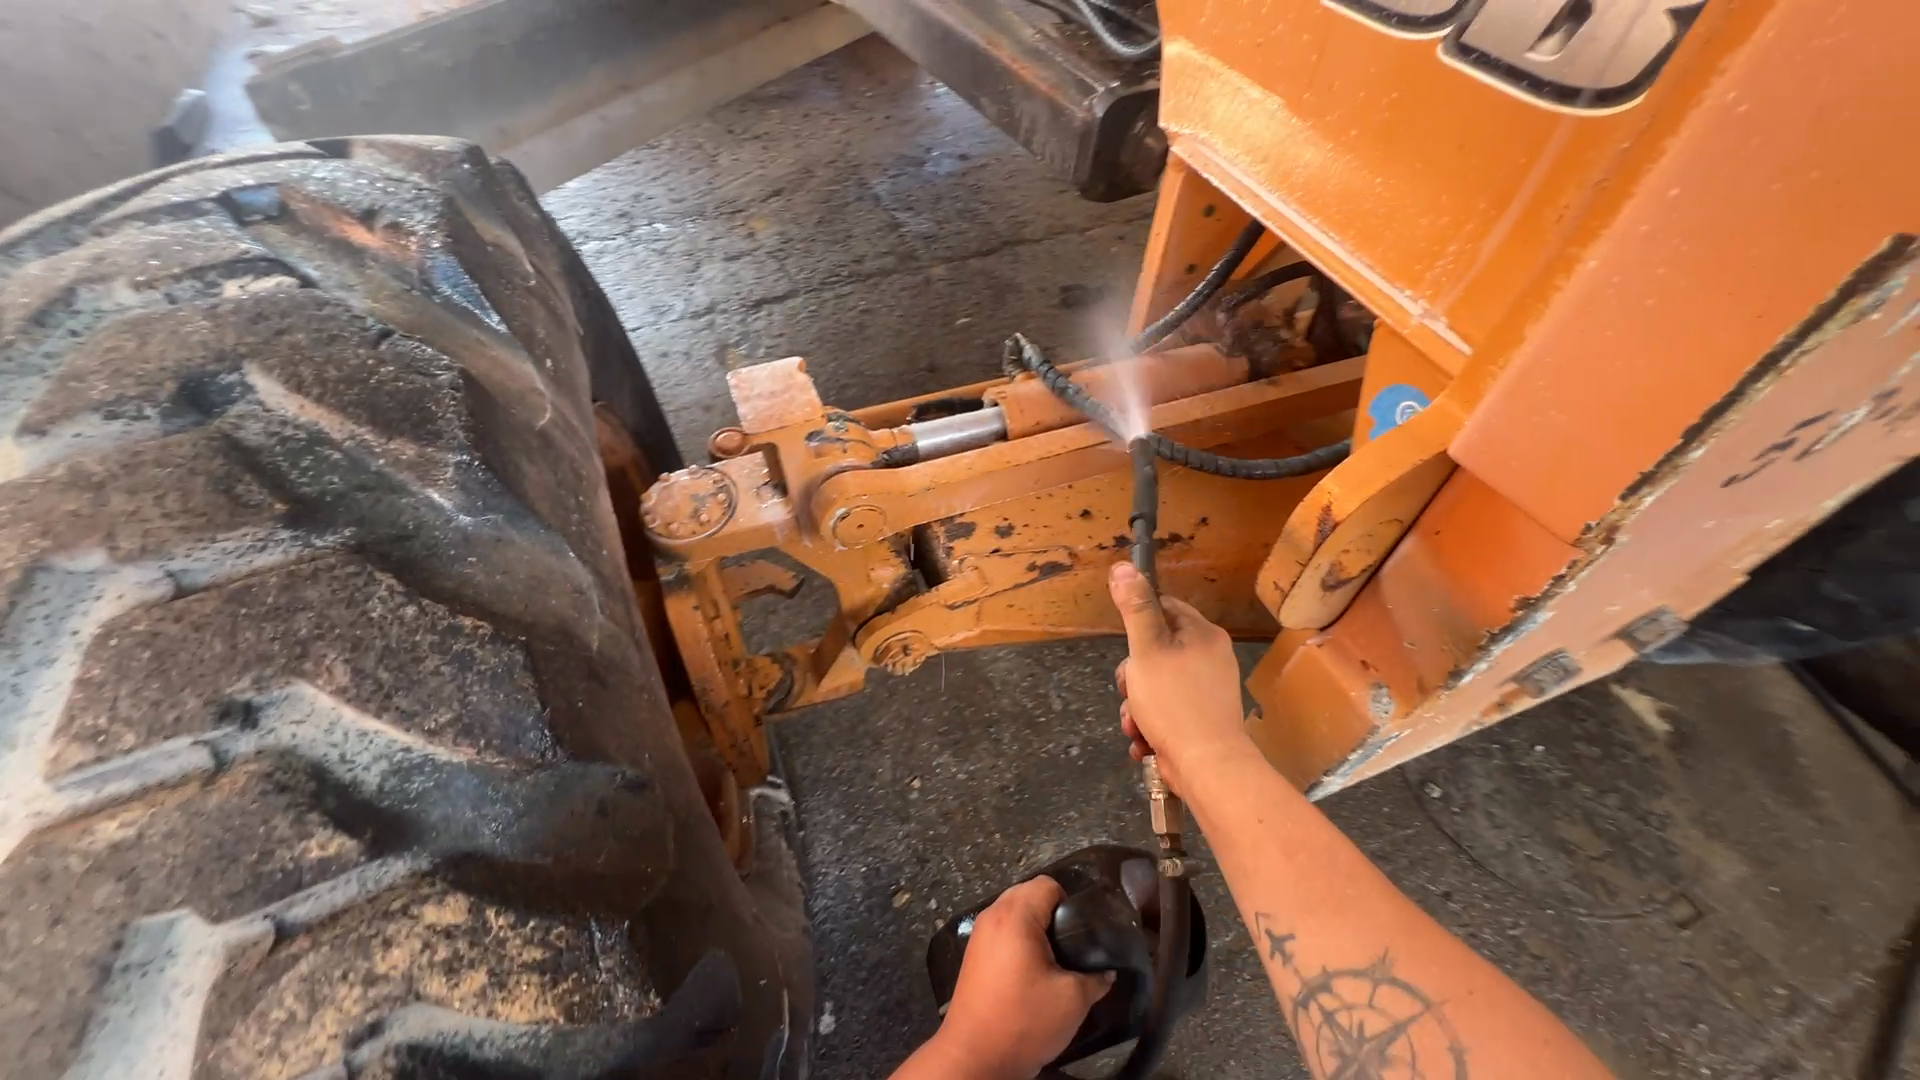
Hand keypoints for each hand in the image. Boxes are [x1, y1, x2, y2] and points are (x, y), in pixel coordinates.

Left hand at [926, 877, 1114, 1078]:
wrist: (974, 1058)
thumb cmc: (1023, 1021)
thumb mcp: (1071, 1001)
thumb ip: (1095, 979)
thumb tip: (1107, 971)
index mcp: (1015, 915)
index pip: (1048, 885)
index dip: (1071, 903)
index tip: (1083, 932)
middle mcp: (992, 915)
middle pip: (1029, 894)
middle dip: (1053, 914)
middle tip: (1074, 946)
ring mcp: (979, 934)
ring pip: (1014, 913)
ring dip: (1035, 928)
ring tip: (1056, 960)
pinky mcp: (973, 954)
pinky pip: (1002, 931)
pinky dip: (1019, 941)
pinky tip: (1032, 971)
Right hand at [1109, 561, 1252, 793]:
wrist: (1207, 767)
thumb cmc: (1175, 703)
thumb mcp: (1146, 650)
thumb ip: (1135, 609)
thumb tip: (1123, 567)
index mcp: (1203, 635)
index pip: (1164, 609)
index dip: (1138, 625)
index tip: (1129, 648)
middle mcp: (1209, 659)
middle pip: (1154, 652)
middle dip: (1133, 677)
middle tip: (1132, 691)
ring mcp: (1206, 692)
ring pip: (1154, 686)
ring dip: (1136, 706)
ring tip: (1137, 723)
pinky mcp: (1200, 721)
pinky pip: (1165, 712)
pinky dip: (1150, 725)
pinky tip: (1145, 740)